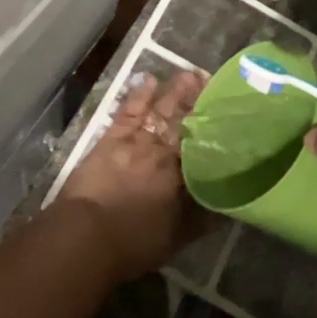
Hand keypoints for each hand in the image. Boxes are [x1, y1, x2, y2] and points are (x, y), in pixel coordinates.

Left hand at [56, 70, 208, 280]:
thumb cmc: (133, 242)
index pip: (204, 146)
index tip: (230, 115)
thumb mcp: (176, 238)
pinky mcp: (110, 139)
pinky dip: (140, 95)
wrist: (85, 235)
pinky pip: (129, 111)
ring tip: (190, 75)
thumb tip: (225, 207)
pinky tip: (150, 81)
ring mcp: (135, 141)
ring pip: (160, 111)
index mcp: (182, 175)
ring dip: (175, 92)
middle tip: (213, 83)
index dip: (217, 129)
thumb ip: (201, 220)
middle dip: (199, 103)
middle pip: (184, 122)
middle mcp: (162, 151)